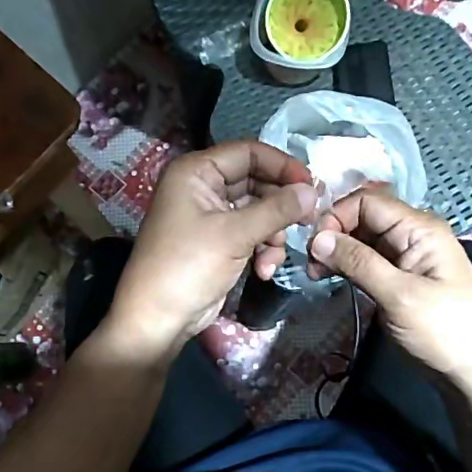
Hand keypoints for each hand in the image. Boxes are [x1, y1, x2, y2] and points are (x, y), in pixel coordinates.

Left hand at [107, 140, 317, 352]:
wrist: (158, 318)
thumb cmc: (188, 266)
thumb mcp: (235, 234)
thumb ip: (277, 209)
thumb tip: (313, 191)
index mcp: (196, 172)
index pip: (248, 152)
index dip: (282, 165)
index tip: (312, 185)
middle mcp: (202, 187)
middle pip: (256, 182)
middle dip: (281, 205)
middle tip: (309, 220)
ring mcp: (210, 216)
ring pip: (258, 211)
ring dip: (273, 234)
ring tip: (274, 257)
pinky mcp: (217, 242)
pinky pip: (250, 234)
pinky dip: (262, 249)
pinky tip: (264, 271)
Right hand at [305, 189, 471, 394]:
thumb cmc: (444, 331)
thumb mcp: (399, 296)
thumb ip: (358, 263)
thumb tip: (317, 238)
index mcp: (419, 228)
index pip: (367, 201)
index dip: (336, 217)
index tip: (314, 247)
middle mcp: (412, 234)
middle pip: (362, 217)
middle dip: (332, 234)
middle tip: (311, 266)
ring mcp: (406, 256)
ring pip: (361, 238)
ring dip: (336, 250)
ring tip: (316, 275)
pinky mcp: (399, 277)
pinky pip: (366, 258)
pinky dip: (345, 264)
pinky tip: (330, 278)